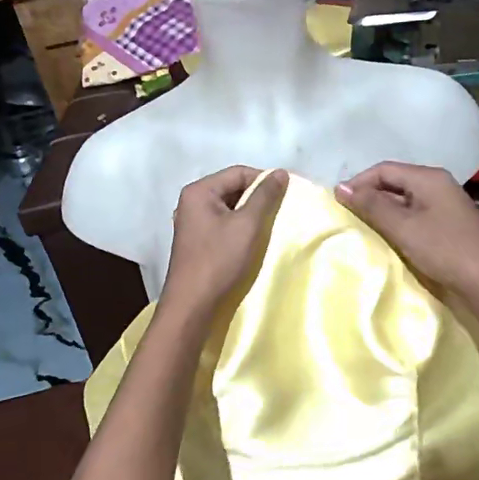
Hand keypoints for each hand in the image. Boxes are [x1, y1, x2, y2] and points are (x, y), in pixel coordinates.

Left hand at [161, 165, 288, 315]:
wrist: (192, 306)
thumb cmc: (220, 261)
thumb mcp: (248, 224)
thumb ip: (265, 196)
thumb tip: (280, 173)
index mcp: (199, 192)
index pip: (238, 173)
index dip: (264, 180)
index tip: (287, 194)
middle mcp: (191, 203)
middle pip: (232, 188)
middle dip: (257, 197)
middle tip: (280, 211)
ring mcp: (192, 223)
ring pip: (229, 208)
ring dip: (250, 214)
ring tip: (270, 226)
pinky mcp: (197, 242)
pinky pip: (223, 224)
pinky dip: (240, 227)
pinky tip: (253, 240)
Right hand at [335, 162, 478, 298]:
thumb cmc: (444, 249)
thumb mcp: (403, 227)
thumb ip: (372, 205)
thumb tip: (341, 187)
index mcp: (429, 177)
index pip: (384, 169)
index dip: (359, 182)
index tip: (338, 203)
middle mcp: (438, 184)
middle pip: (395, 181)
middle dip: (370, 196)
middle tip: (348, 217)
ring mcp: (446, 204)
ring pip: (405, 199)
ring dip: (384, 211)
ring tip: (364, 228)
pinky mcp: (450, 223)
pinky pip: (417, 214)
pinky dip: (399, 222)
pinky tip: (390, 238)